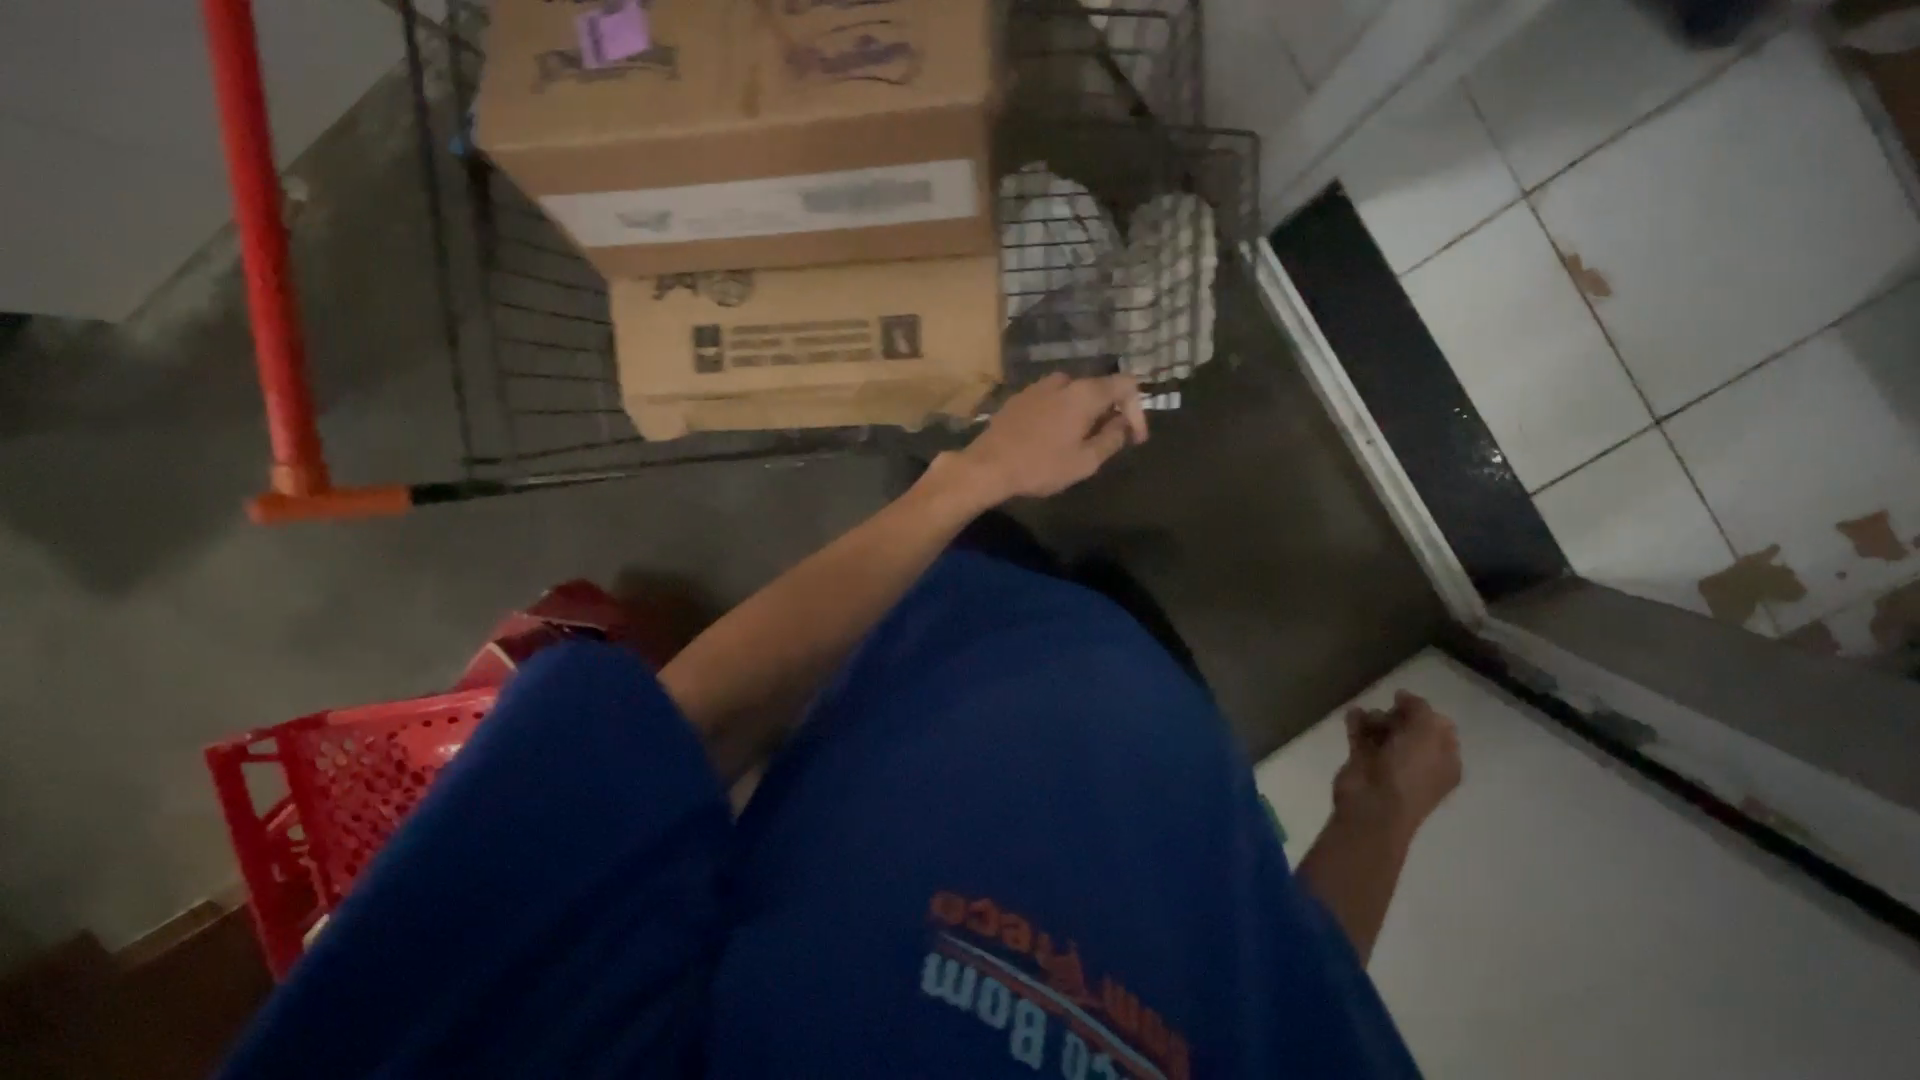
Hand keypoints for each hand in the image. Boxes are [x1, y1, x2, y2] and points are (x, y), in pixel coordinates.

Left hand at [945, 373, 1148, 502]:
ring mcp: (1038, 386)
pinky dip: (1063, 413)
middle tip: (1110, 442)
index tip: (1135, 438)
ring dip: (1085, 414)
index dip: (1137, 409)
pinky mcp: (1020, 397)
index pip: (1126, 384)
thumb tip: (1123, 424)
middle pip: (1099, 388)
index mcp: (1084, 392)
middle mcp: (1063, 381)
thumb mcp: (1085, 461)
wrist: (987, 466)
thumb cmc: (1040, 466)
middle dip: (1110, 413)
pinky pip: (1053, 399)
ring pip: (1074, 394)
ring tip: (1081, 442)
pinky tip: (1055, 438)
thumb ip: (1111, 439)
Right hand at [1331, 691, 1461, 837]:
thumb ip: (1420, 708)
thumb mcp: (1426, 733)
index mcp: (1444, 761)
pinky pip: (1361, 736)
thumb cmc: (1409, 771)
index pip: (1440, 728)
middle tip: (1389, 714)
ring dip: (1377, 718)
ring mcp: (1390, 763)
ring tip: (1368, 718)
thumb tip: (1404, 696)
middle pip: (1411, 727)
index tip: (1406, 702)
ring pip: (1385, 730)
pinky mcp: (1363, 763)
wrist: (1373, 805)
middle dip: (1399, 715)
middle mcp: (1420, 762)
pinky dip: (1357, 723)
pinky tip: (1353, 715)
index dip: (1425, 711)